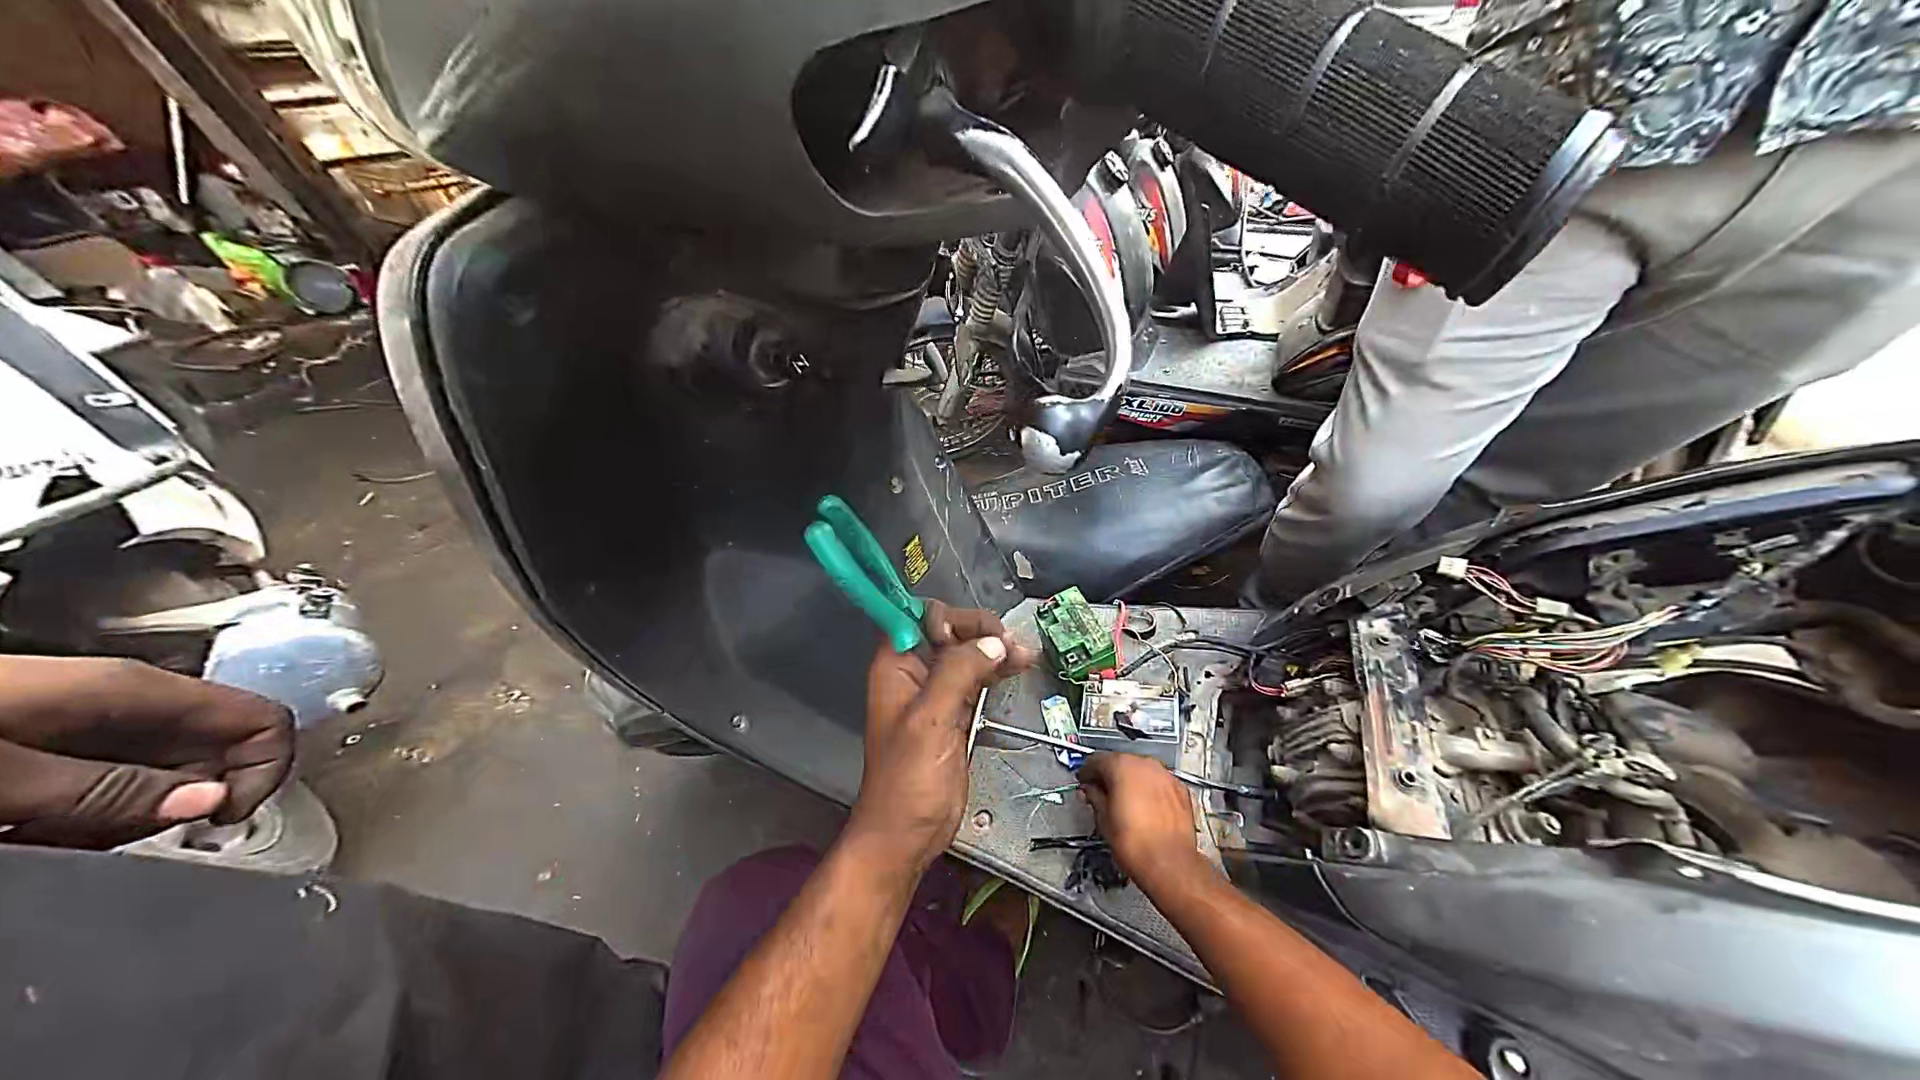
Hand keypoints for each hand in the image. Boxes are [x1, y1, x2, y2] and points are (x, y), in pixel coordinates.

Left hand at [0, 655, 293, 848]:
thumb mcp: (6, 775)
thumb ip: (109, 791)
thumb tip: (211, 802)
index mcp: (140, 692)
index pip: (265, 721)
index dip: (265, 770)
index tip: (220, 818)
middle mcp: (131, 700)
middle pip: (215, 754)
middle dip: (176, 804)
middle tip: (105, 835)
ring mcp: (94, 717)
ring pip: (162, 772)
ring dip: (122, 814)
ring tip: (47, 831)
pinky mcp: (58, 736)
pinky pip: (114, 777)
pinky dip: (85, 812)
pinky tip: (33, 823)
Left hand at [847, 602, 1034, 871]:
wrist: (907, 834)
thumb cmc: (908, 779)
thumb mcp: (930, 720)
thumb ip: (959, 673)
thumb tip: (995, 642)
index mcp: (896, 666)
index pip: (922, 617)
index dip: (951, 618)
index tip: (979, 634)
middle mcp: (914, 672)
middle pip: (950, 631)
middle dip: (981, 632)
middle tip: (1012, 645)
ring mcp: (936, 693)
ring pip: (968, 654)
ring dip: (995, 649)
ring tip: (1024, 654)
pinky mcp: (955, 713)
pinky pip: (977, 679)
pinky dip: (997, 670)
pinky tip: (1018, 665)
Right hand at [1080, 753, 1206, 889]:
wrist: (1169, 864)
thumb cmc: (1136, 844)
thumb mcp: (1103, 818)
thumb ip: (1094, 797)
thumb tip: (1092, 792)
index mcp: (1121, 766)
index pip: (1097, 759)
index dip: (1087, 772)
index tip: (1085, 781)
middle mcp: (1145, 765)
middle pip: (1121, 762)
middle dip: (1110, 775)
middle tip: (1101, 792)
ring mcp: (1165, 776)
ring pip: (1142, 771)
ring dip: (1131, 782)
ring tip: (1124, 802)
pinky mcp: (1180, 791)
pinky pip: (1159, 783)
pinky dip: (1150, 791)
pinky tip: (1144, 808)